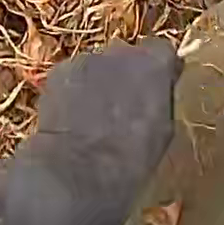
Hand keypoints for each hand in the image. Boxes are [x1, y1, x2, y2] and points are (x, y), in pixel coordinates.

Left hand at [36, 38, 180, 154]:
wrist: (77, 174)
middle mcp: (121, 52)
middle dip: (127, 76)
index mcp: (153, 64)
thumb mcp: (162, 132)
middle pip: (128, 56)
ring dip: (99, 84)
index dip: (159, 69)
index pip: (162, 50)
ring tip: (94, 119)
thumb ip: (161, 99)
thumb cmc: (130, 162)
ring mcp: (88, 58)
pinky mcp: (60, 70)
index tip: (157, 88)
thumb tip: (157, 90)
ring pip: (98, 66)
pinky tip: (71, 120)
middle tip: (124, 109)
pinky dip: (74, 92)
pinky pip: (73, 76)